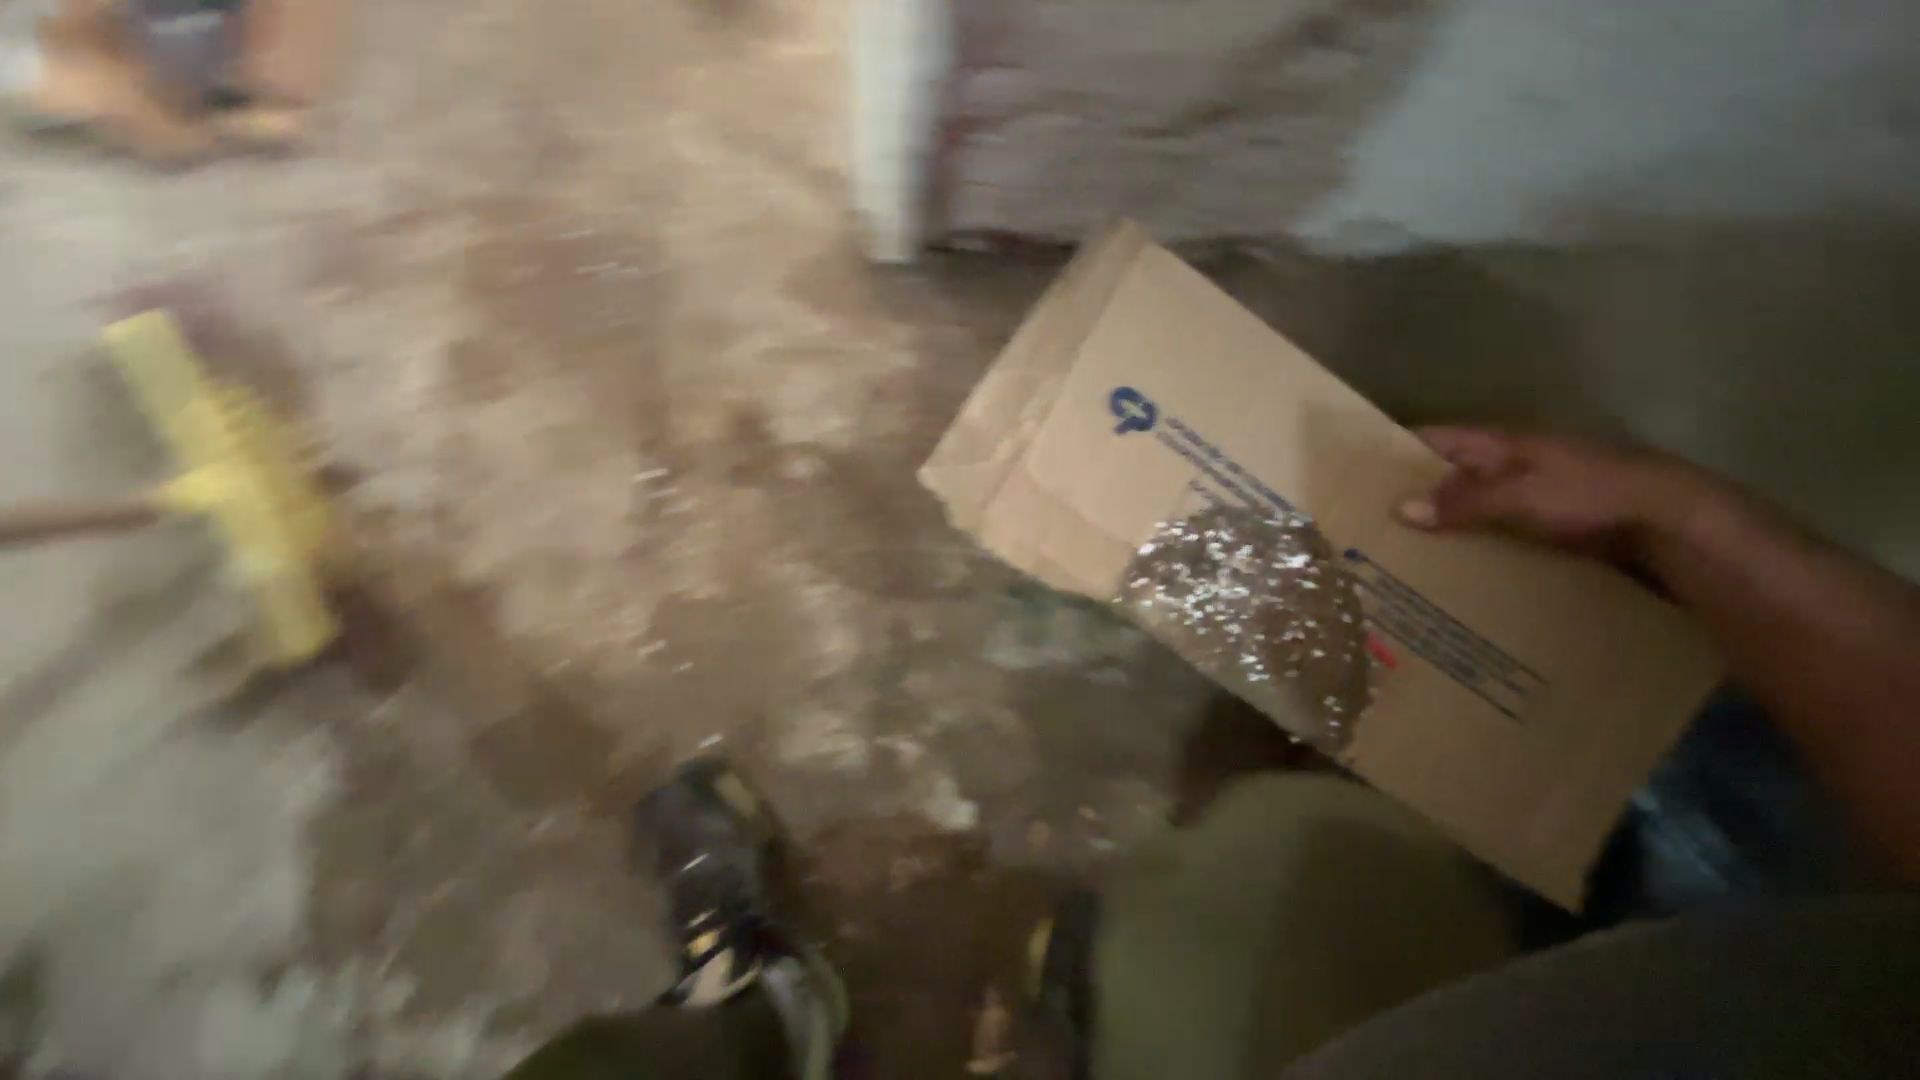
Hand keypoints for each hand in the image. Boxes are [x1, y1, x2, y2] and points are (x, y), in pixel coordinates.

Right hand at [1396, 428, 1714, 566]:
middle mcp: (1511, 463)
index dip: (1397, 446)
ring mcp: (1531, 493)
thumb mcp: (1520, 496)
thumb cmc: (1590, 495)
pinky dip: (1471, 540)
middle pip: (1448, 472)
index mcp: (1501, 444)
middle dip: (1412, 489)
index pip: (1436, 437)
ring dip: (1441, 520)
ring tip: (1398, 547)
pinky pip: (1494, 528)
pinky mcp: (1547, 524)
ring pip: (1471, 502)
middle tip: (1367, 517)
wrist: (1671, 523)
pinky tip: (1451, 564)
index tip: (1357, 465)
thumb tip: (1401, 508)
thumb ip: (1463, 502)